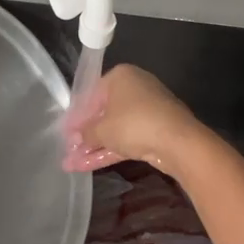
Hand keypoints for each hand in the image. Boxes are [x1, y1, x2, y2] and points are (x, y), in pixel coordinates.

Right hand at [63, 64, 210, 173]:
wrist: (178, 142)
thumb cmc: (134, 124)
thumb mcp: (102, 129)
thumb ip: (85, 133)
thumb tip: (74, 139)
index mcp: (121, 77)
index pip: (91, 94)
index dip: (76, 116)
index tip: (64, 133)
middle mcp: (134, 89)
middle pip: (103, 114)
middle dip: (84, 135)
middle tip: (67, 151)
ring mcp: (146, 112)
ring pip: (114, 130)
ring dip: (93, 147)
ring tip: (70, 164)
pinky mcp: (153, 132)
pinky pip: (126, 140)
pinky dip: (108, 152)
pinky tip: (86, 167)